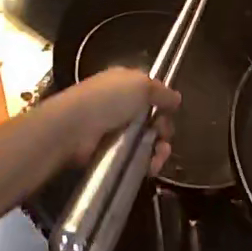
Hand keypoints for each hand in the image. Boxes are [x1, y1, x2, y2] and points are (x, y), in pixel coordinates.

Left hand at [38, 67, 178, 167]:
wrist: (75, 128)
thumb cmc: (108, 99)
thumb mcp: (140, 85)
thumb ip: (162, 92)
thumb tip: (176, 98)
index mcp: (124, 84)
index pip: (151, 93)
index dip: (163, 103)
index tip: (170, 111)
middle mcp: (120, 106)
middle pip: (152, 120)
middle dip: (164, 129)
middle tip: (163, 135)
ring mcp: (115, 131)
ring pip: (148, 142)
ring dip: (159, 150)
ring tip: (158, 155)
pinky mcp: (112, 154)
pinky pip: (137, 159)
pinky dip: (147, 163)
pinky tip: (150, 166)